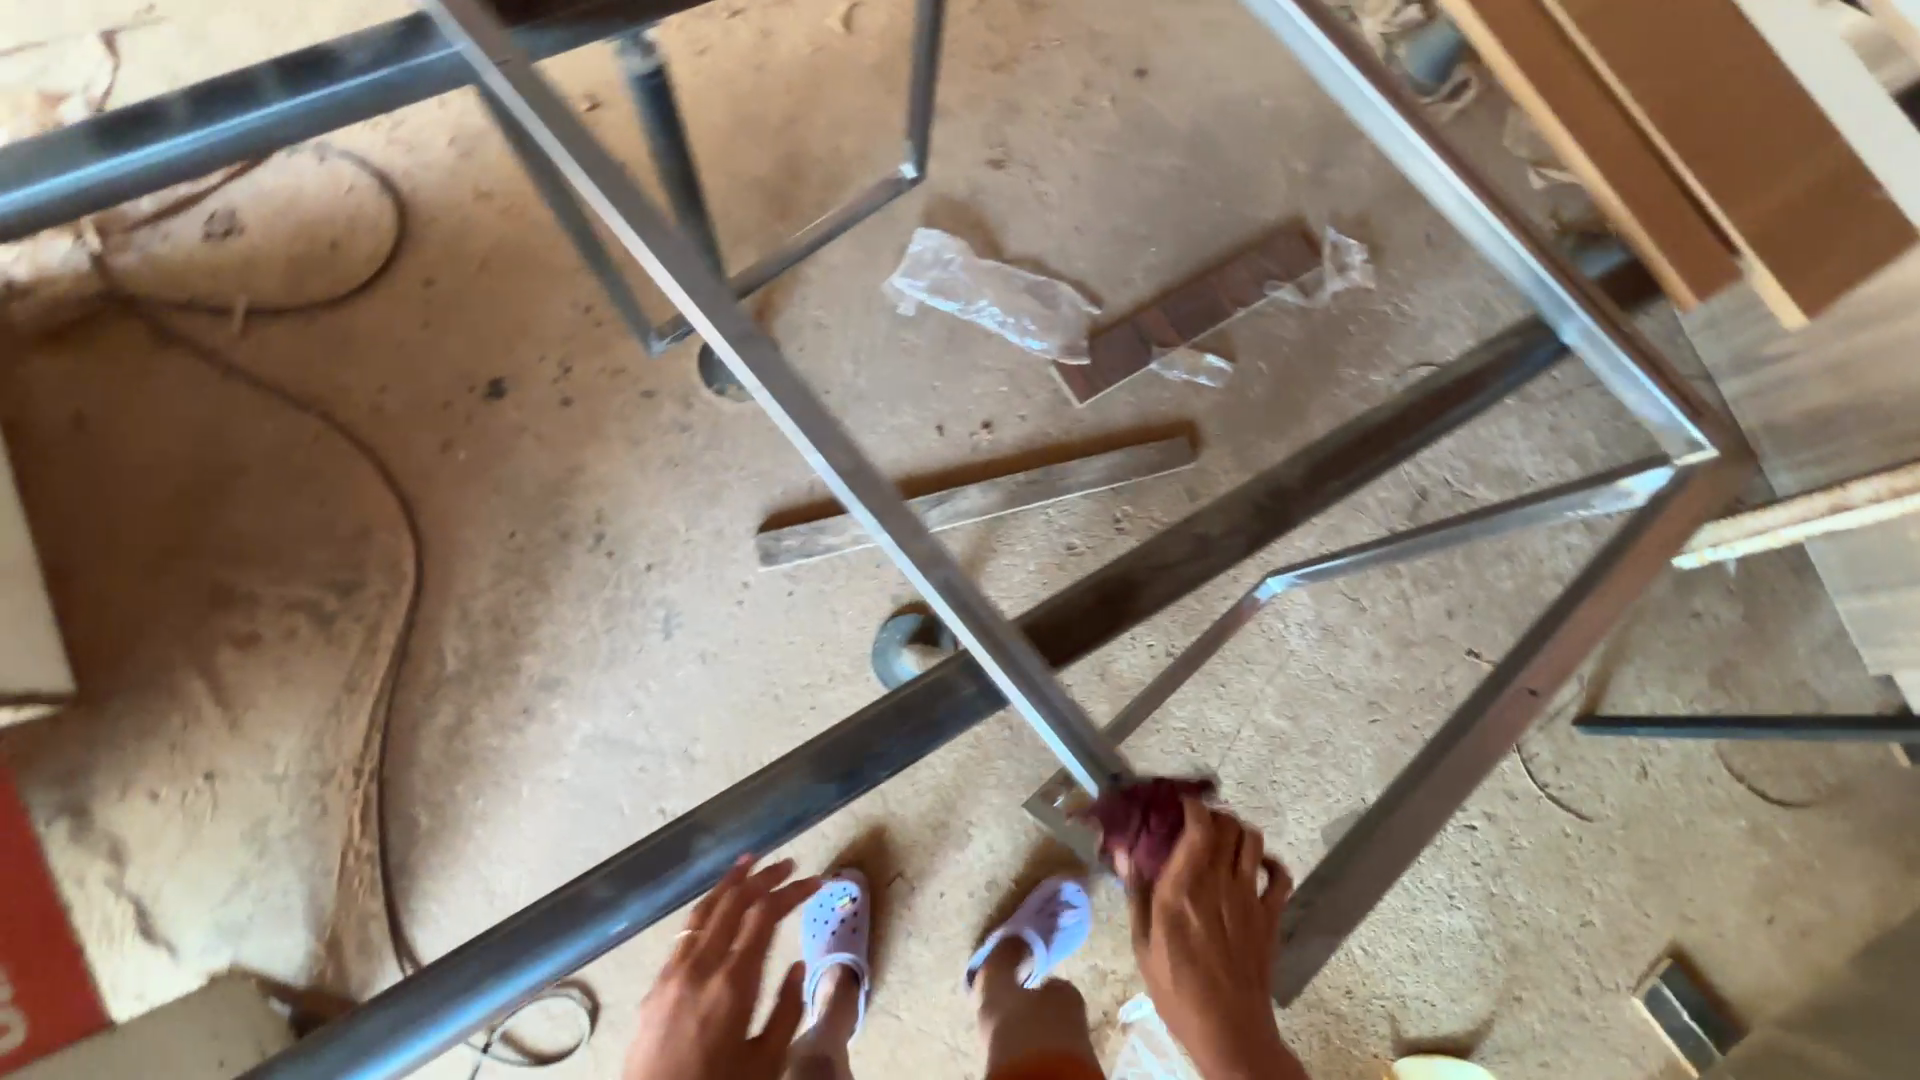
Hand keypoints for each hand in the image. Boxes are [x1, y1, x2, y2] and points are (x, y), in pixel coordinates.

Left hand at [623, 856, 819, 1079]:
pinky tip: (716, 907)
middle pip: (733, 901)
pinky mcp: (655, 986)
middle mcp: (700, 966)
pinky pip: (685, 932)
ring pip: (704, 910)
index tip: (814, 882)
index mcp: (733, 982)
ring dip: (729, 882)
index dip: (791, 892)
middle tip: (787, 863)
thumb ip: (786, 1010)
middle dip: (763, 876)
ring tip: (749, 862)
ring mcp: (672, 973)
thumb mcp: (765, 1062)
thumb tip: (797, 965)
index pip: (765, 915)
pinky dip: (707, 908)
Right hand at [1121, 799, 1305, 1079]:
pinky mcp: (1271, 916)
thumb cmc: (1177, 989)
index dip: (1192, 805)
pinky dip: (1269, 863)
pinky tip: (1255, 868)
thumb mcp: (1143, 944)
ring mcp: (1249, 898)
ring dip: (1238, 831)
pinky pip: (1280, 875)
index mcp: (1183, 887)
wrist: (1229, 1029)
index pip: (1198, 826)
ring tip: (1223, 838)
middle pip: (1227, 826)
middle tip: (1198, 821)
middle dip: (1213, 814)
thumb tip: (1122, 852)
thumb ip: (1136, 893)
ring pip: (1253, 841)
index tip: (1180, 803)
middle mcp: (1219, 882)